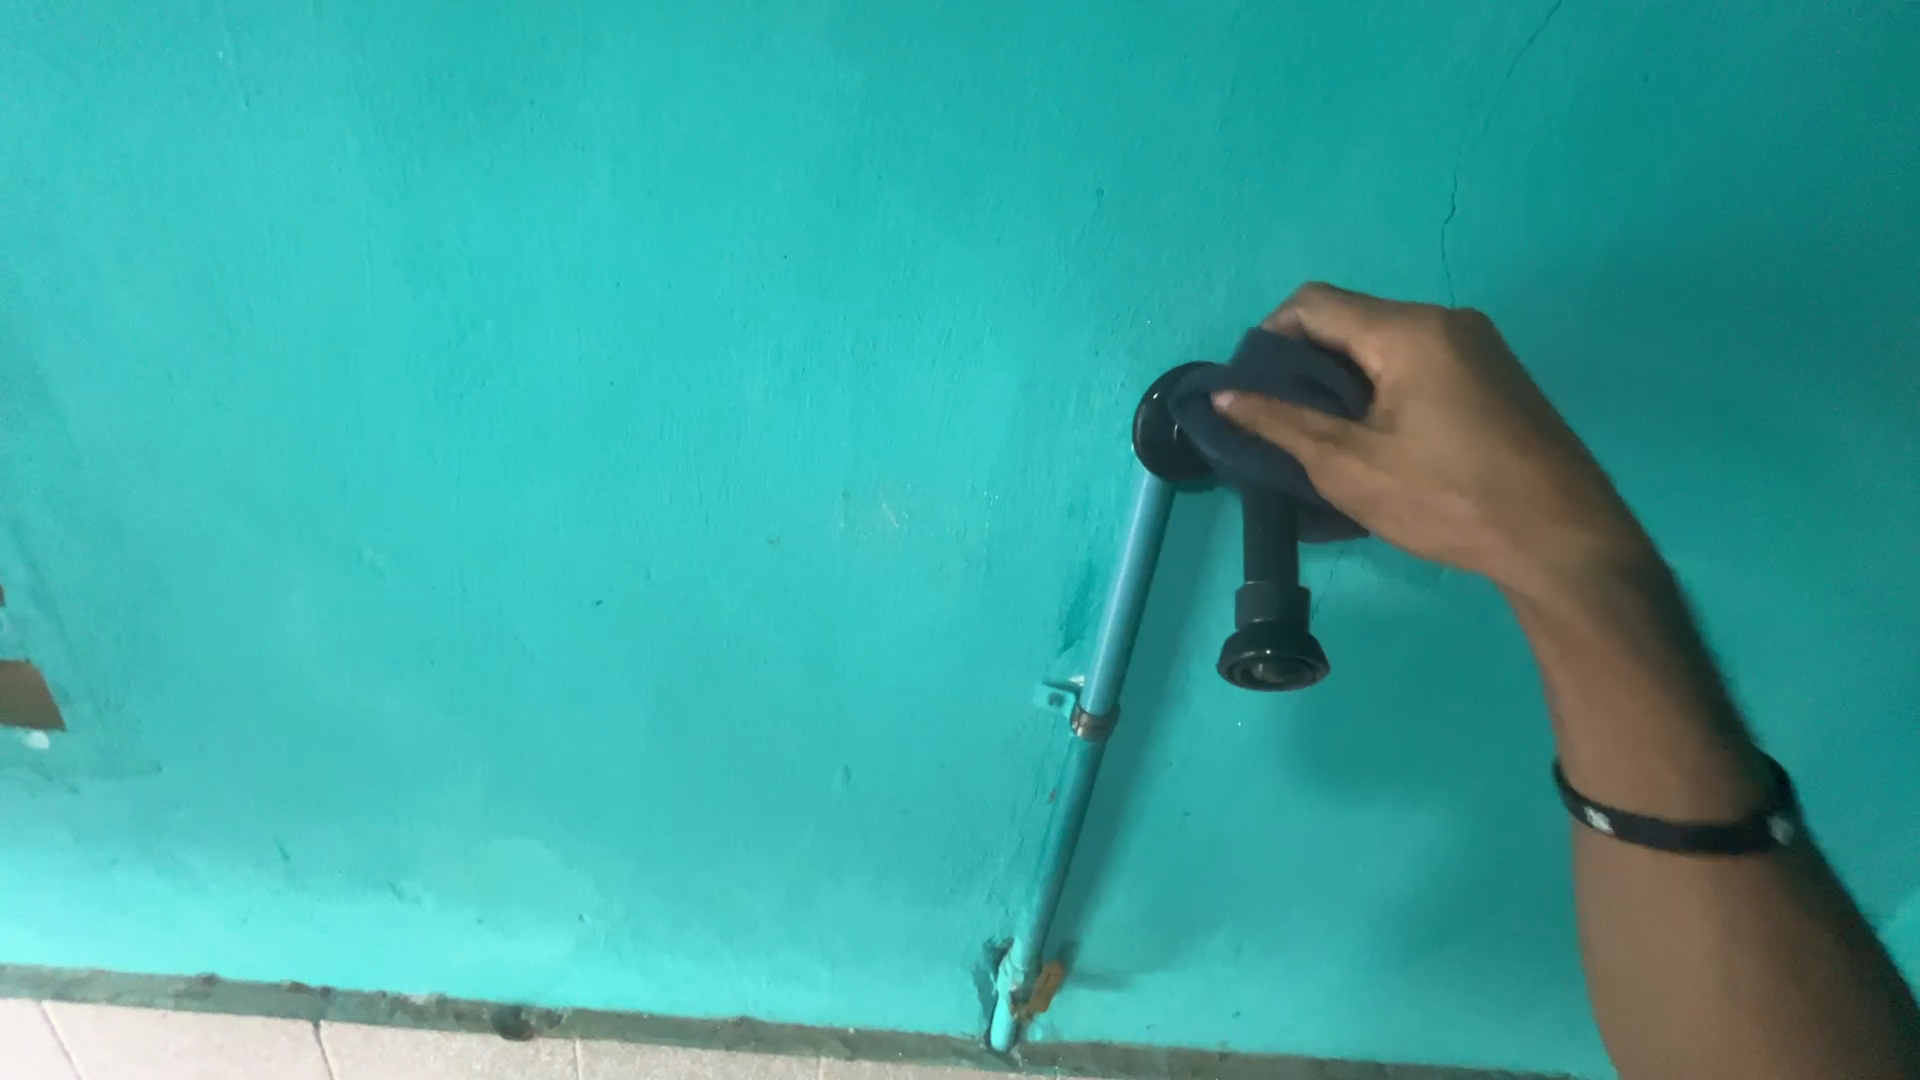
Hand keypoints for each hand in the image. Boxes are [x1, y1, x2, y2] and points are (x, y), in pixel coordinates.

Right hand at [1211, 283, 1653, 598]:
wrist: (1562, 540)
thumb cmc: (1445, 500)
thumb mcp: (1346, 465)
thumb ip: (1278, 422)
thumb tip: (1222, 395)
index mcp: (1408, 332)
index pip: (1311, 304)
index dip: (1266, 340)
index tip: (1251, 393)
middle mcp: (1443, 322)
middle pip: (1346, 321)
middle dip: (1299, 366)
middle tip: (1277, 422)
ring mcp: (1472, 346)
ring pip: (1376, 345)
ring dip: (1335, 382)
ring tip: (1316, 437)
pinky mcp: (1486, 375)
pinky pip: (1409, 364)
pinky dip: (1372, 390)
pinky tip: (1366, 439)